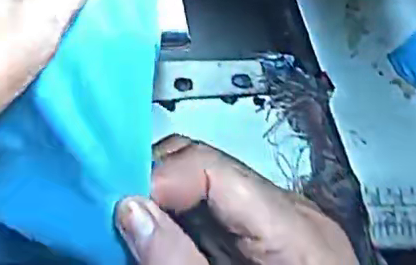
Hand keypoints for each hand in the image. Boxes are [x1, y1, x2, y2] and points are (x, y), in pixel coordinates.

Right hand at [115, 136, 354, 264]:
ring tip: (132, 231)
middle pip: (204, 167)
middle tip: (117, 215)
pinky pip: (213, 216)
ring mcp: (283, 230)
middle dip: (155, 186)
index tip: (119, 205)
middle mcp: (294, 217)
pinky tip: (160, 245)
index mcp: (299, 231)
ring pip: (202, 188)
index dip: (157, 177)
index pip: (208, 166)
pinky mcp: (269, 249)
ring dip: (163, 205)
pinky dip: (181, 227)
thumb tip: (130, 210)